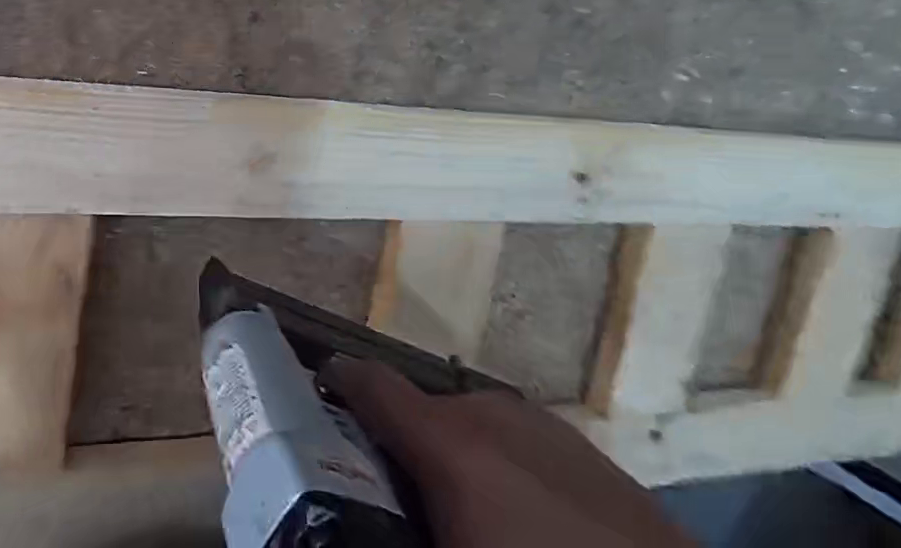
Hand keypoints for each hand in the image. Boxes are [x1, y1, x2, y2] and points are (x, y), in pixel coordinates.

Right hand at [322, 359, 693, 547]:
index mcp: (453, 445)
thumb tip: (362, 514)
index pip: (376, 386)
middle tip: (387, 488)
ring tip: (454, 507)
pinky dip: (497, 464)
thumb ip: (405, 521)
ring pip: (471, 425)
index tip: (317, 386)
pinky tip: (515, 517)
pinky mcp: (583, 448)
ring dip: (451, 454)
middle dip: (398, 442)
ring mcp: (542, 425)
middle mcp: (491, 415)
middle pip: (422, 410)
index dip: (340, 380)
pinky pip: (515, 442)